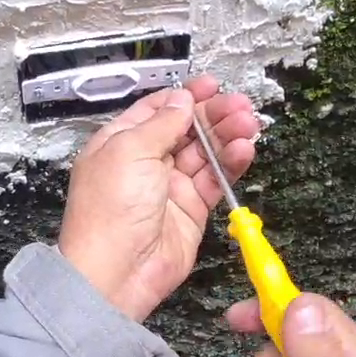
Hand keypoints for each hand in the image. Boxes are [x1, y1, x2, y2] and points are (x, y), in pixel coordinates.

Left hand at [57, 76, 257, 321]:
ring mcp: (168, 187)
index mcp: (120, 143)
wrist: (115, 271)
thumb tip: (181, 100)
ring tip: (247, 123)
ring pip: (205, 153)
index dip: (184, 96)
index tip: (210, 85)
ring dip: (227, 135)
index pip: (156, 110)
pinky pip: (216, 180)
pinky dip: (232, 163)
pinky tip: (244, 149)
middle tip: (239, 104)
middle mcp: (144, 163)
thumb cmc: (108, 211)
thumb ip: (160, 123)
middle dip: (213, 114)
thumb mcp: (129, 150)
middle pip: (185, 129)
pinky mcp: (191, 210)